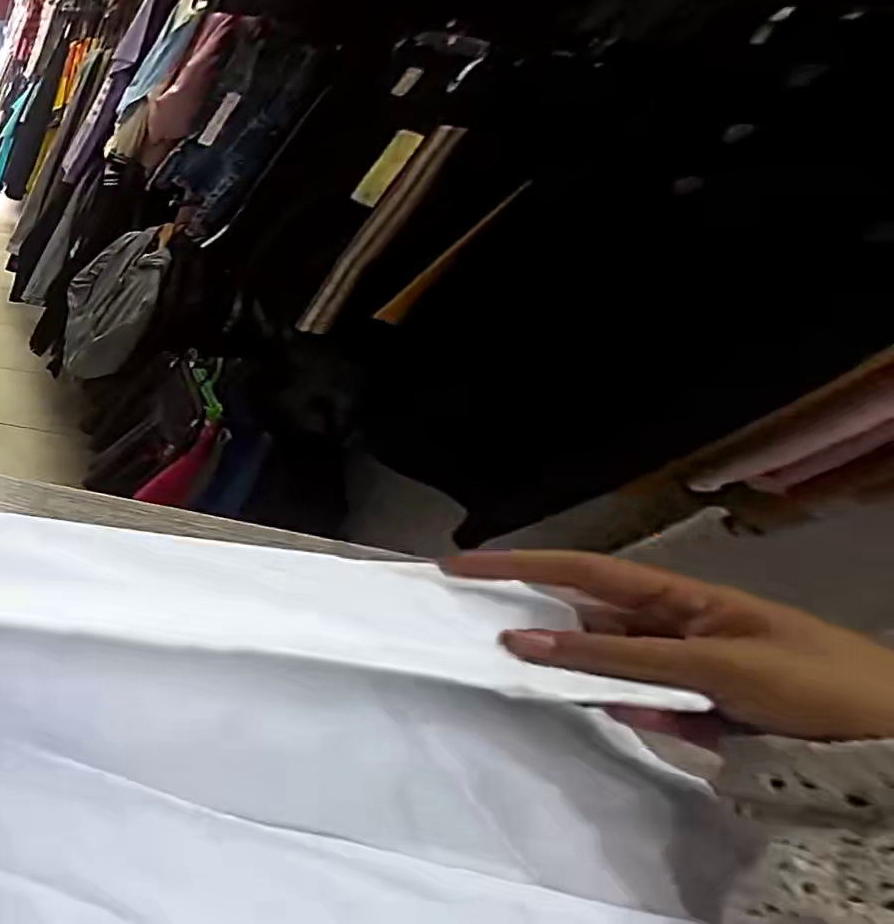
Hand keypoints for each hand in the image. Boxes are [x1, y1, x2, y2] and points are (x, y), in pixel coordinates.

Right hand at [443, 550, 893, 744]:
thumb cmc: (820, 687)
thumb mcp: (714, 667)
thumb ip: (611, 656)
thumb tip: (517, 642)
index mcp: (676, 597)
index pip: (576, 570)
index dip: (514, 565)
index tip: (455, 566)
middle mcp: (670, 625)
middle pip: (580, 616)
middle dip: (530, 619)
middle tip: (474, 624)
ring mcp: (682, 668)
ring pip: (601, 661)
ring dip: (569, 669)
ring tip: (526, 675)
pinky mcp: (695, 711)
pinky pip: (633, 700)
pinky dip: (615, 706)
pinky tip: (605, 711)